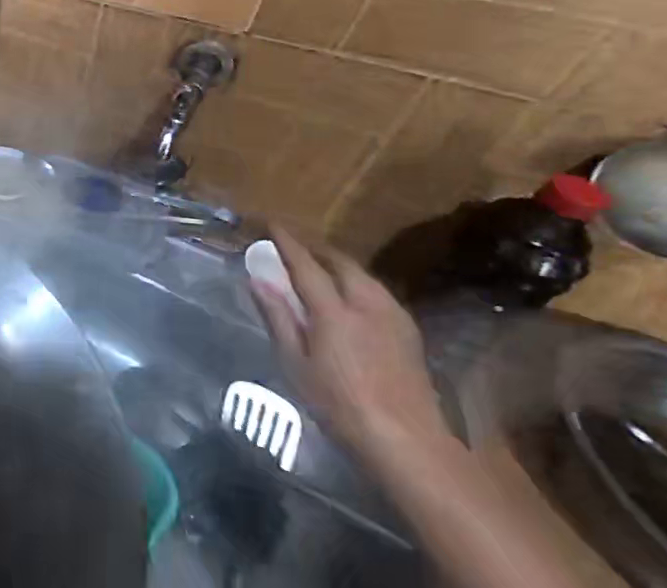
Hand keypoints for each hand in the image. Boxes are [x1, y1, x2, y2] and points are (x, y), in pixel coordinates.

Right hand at [248, 242, 446, 463]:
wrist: (406, 441)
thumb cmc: (338, 405)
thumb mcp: (295, 364)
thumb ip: (277, 317)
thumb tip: (258, 279)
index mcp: (333, 310)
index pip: (305, 264)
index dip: (287, 243)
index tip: (272, 225)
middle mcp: (365, 302)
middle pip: (339, 262)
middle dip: (316, 250)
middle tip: (295, 249)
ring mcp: (392, 315)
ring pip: (362, 274)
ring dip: (338, 265)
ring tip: (322, 268)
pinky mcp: (408, 331)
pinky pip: (377, 291)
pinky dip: (357, 283)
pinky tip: (353, 297)